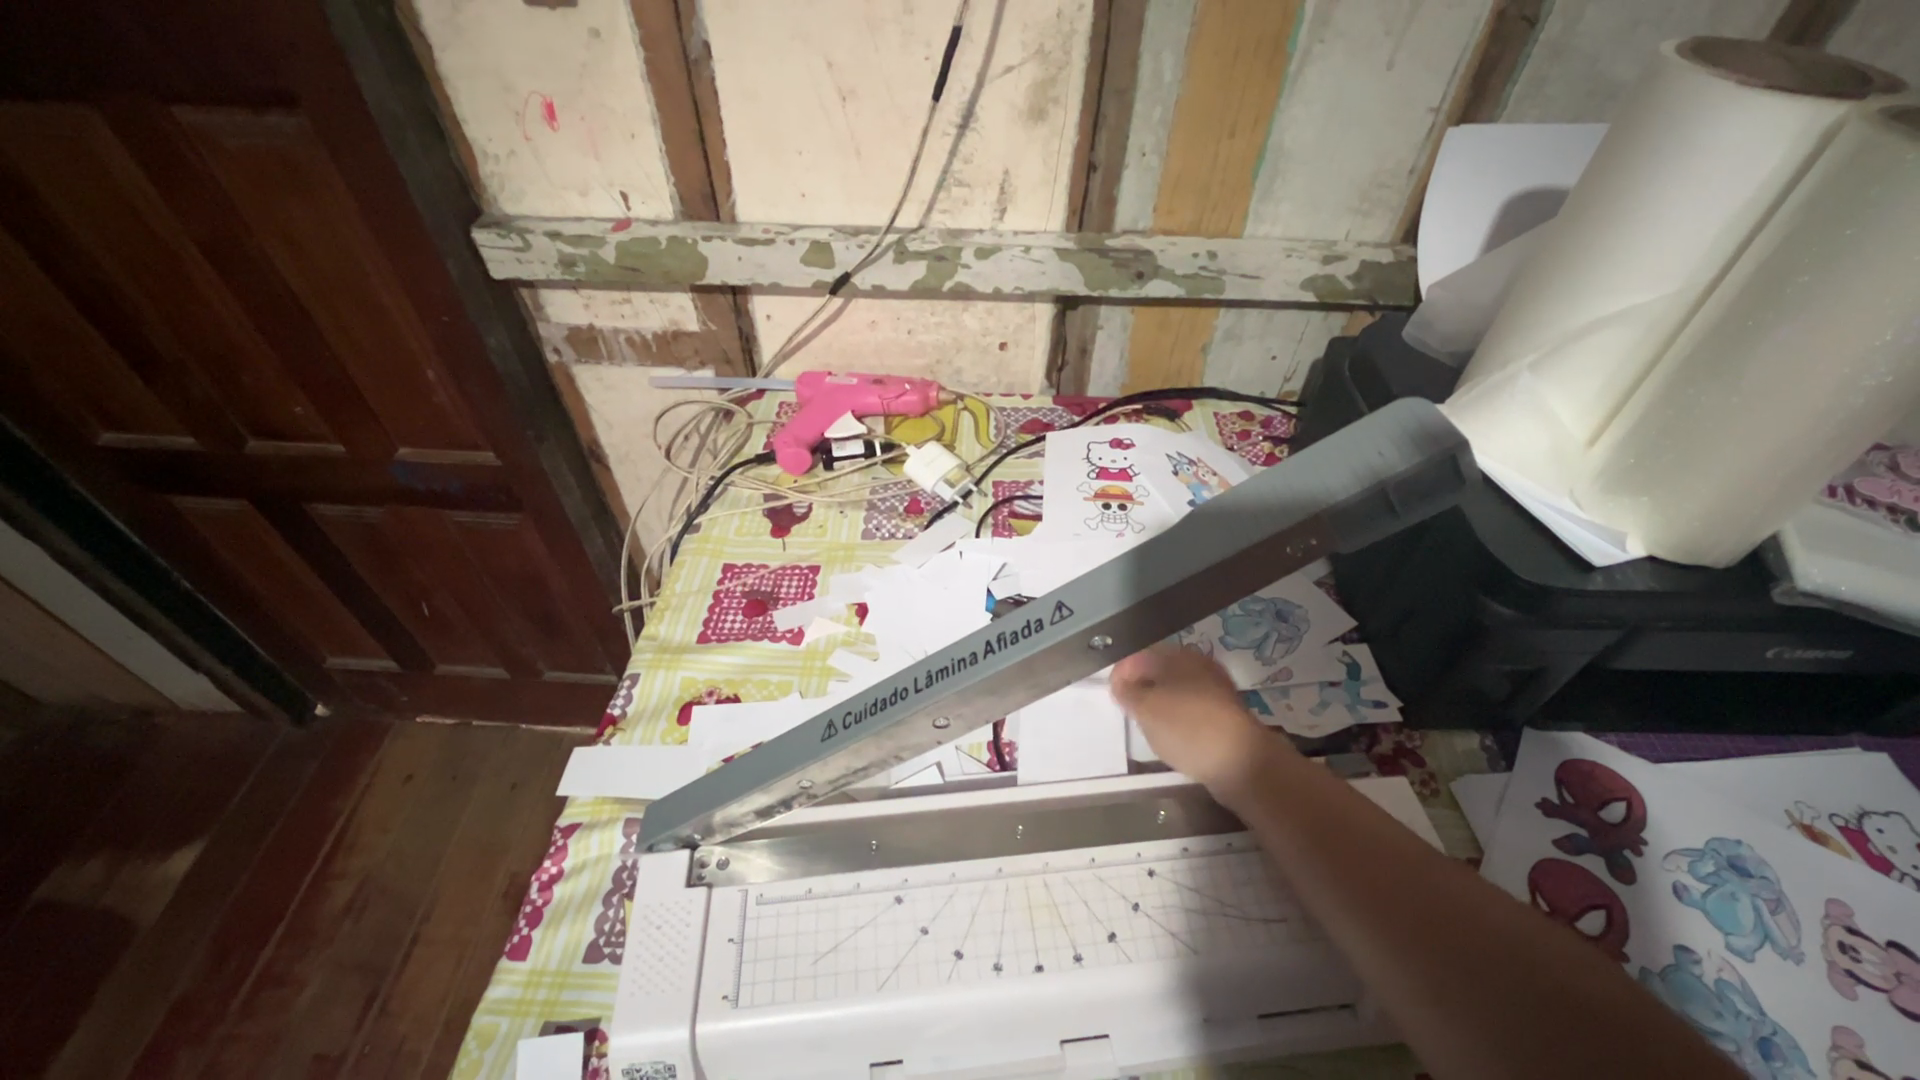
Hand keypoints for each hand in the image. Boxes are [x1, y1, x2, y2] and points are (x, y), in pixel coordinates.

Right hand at [1109, 643, 1294, 797]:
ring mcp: (1215, 687)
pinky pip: (1192, 707)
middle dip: (1140, 688)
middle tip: (1128, 711)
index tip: (1112, 696)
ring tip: (1149, 725)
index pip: (1138, 655)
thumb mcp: (1145, 709)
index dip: (1120, 673)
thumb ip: (1127, 692)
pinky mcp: (1225, 712)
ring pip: (1176, 689)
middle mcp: (1198, 664)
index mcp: (1177, 655)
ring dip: (1159, 703)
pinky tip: (1174, 734)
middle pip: (1159, 670)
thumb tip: (1122, 683)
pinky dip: (1178, 717)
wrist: (1241, 761)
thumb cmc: (1186, 728)